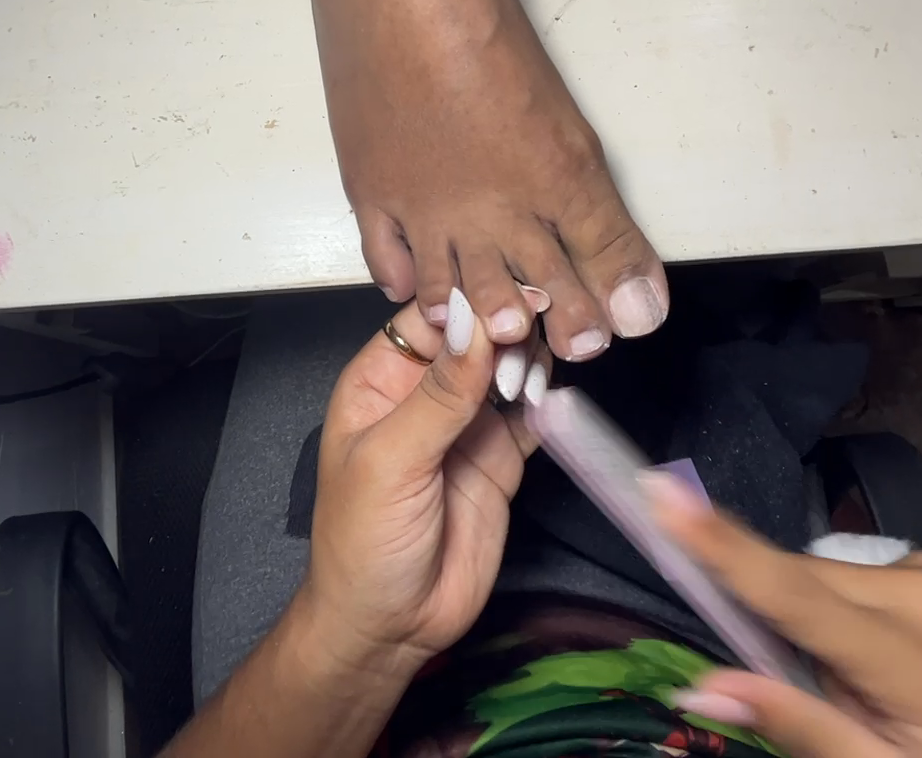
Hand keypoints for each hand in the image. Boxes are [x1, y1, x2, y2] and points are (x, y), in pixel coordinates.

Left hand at [294, 291, 547, 680]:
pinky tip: (556, 396)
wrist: (393, 626)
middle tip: (534, 333)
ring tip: (539, 372)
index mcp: (383, 378)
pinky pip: (532, 412)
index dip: (468, 303)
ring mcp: (469, 421)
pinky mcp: (503, 454)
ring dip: (531, 360)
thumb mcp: (392, 460)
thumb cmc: (364, 539)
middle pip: (476, 336)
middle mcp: (428, 389)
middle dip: (506, 328)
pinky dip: (549, 400)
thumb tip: (473, 319)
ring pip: (509, 367)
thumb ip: (438, 394)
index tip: (510, 296)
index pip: (429, 316)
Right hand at [644, 479, 921, 757]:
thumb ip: (803, 730)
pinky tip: (899, 665)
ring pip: (823, 577)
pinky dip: (851, 614)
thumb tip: (700, 687)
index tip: (655, 488)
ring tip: (872, 692)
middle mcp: (915, 589)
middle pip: (793, 578)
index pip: (784, 588)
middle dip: (776, 619)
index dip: (714, 539)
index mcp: (909, 658)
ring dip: (816, 622)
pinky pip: (861, 578)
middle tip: (819, 695)